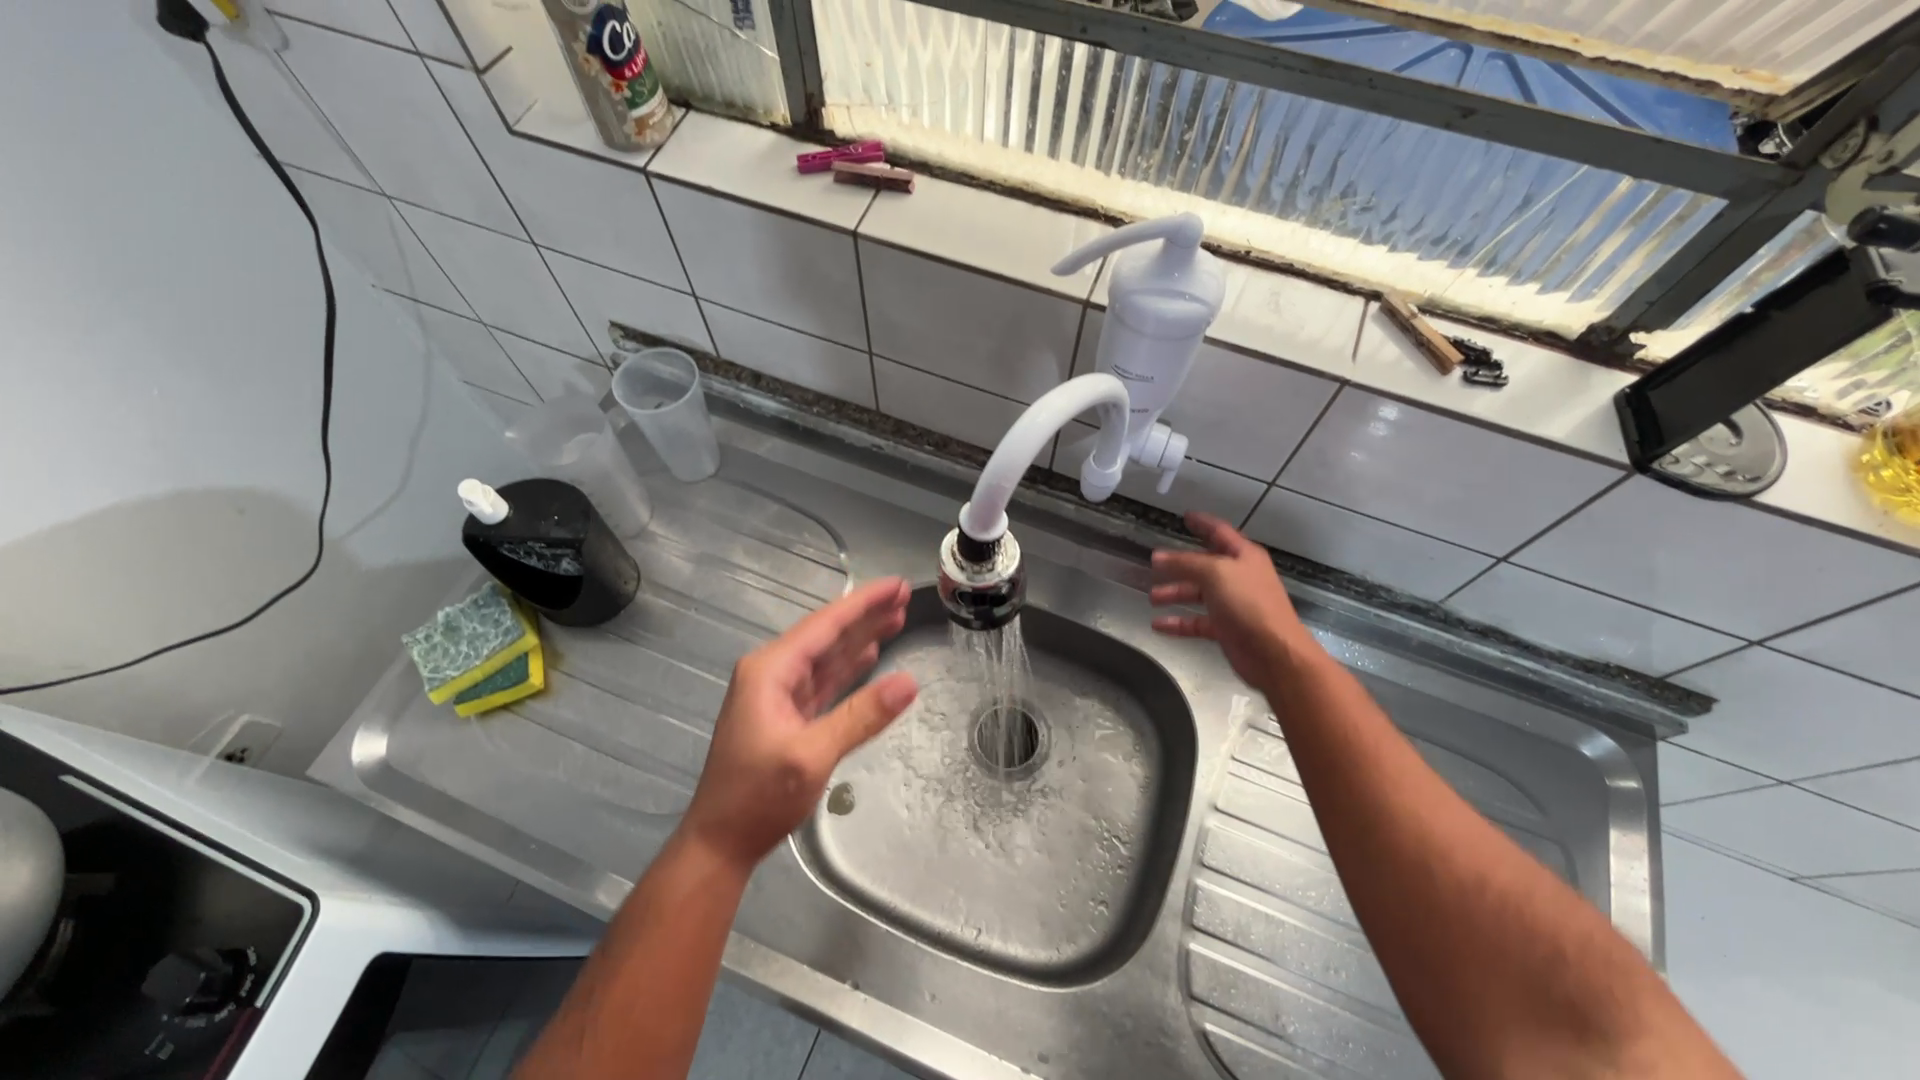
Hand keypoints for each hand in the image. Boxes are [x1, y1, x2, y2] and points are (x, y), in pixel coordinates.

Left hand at [681, 578, 917, 872]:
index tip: (897, 585)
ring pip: (826, 658)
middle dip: (865, 616)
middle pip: (826, 636)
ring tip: (896, 618)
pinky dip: (847, 669)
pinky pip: (822, 683)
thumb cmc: (759, 797)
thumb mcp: (812, 755)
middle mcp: (771, 675)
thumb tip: (910, 682)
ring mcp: (777, 697)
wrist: (721, 841)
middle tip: (904, 596)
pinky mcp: (785, 718)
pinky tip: (868, 657)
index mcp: (769, 671)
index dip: (863, 604)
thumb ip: (861, 715)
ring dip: (860, 640)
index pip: (824, 626)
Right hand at [1150, 512, 1319, 689]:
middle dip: (1179, 565)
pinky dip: (1178, 622)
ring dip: (1175, 593)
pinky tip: (1158, 625)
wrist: (1273, 652)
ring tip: (1152, 597)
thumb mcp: (1215, 573)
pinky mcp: (1226, 629)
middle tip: (1153, 564)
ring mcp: (1233, 604)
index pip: (1219, 532)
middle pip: (1204, 565)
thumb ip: (1185, 563)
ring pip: (1198, 594)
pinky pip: (1197, 622)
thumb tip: (1158, 557)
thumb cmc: (1248, 604)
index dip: (1202, 523)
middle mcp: (1239, 577)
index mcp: (1243, 556)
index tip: (1185, 516)